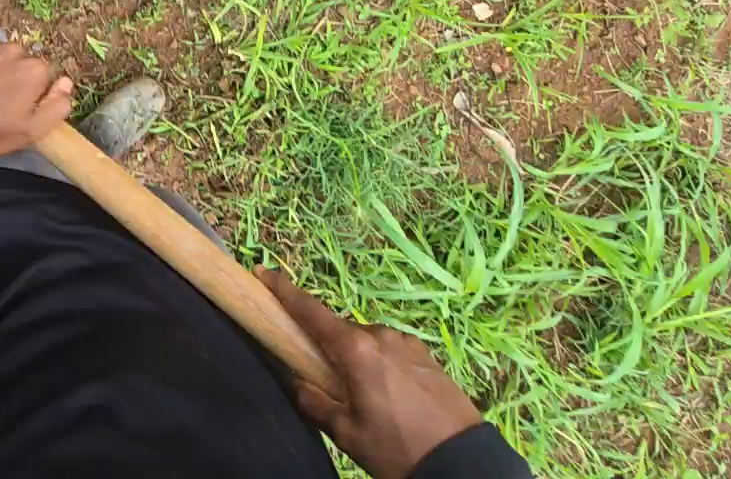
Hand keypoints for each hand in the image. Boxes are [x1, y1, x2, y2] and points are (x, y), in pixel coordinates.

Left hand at [0, 36, 73, 155]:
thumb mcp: (32, 130)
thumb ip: (57, 106)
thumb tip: (67, 82)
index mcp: (36, 70)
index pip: (43, 76)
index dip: (32, 92)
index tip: (17, 106)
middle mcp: (16, 50)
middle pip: (22, 62)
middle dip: (15, 76)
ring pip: (1, 53)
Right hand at [260, 269, 481, 478]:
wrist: (467, 467)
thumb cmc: (399, 449)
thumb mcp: (348, 435)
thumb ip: (315, 403)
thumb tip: (298, 382)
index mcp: (355, 349)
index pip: (310, 311)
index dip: (283, 290)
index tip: (263, 271)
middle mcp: (380, 335)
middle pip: (340, 332)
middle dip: (331, 351)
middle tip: (333, 386)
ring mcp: (407, 342)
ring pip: (368, 344)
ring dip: (360, 361)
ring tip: (372, 402)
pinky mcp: (428, 356)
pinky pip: (393, 353)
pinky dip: (385, 368)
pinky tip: (397, 400)